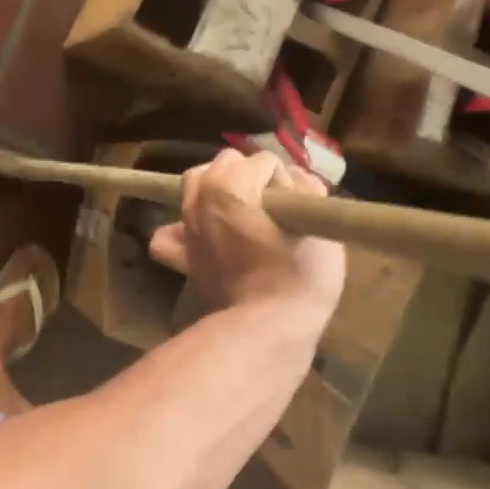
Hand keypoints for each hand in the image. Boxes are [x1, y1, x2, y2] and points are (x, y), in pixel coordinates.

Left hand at [148, 149, 345, 319]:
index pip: (265, 162)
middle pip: (226, 163)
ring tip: (242, 212)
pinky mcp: (181, 253)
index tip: (297, 207)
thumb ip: (308, 192)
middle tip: (274, 206)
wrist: (266, 327)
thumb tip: (298, 178)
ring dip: (217, 188)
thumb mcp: (319, 229)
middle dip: (250, 175)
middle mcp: (200, 196)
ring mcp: (185, 224)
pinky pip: (171, 231)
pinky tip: (203, 237)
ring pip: (194, 183)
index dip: (286, 181)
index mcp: (231, 185)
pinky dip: (182, 229)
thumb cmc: (299, 276)